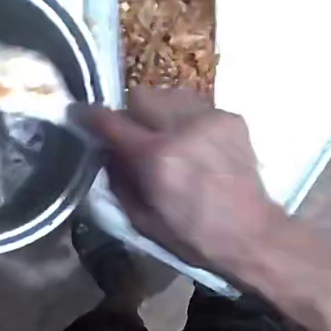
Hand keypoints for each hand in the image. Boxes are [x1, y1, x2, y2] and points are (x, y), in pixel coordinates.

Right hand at [76, 87, 287, 269]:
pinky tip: (194, 143)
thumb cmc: (193, 236)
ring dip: (159, 111)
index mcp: (156, 158)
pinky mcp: (231, 118)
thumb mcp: (142, 220)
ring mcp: (210, 119)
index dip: (89, 116)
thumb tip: (106, 152)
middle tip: (134, 135)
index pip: (111, 121)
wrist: (251, 234)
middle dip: (130, 113)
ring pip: (169, 93)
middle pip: (139, 95)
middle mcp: (182, 129)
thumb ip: (119, 181)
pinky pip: (196, 105)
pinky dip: (186, 119)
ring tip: (166, 136)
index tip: (79, 113)